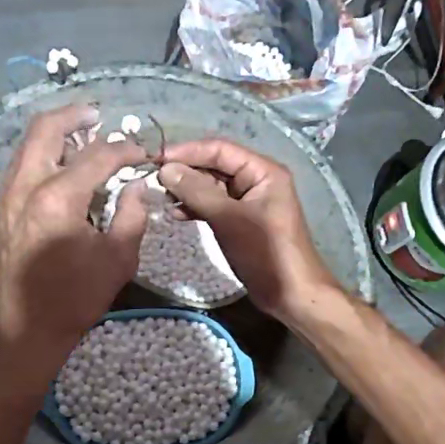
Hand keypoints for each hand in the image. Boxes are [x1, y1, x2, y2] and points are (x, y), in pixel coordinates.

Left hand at [0, 104, 147, 356]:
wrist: (24, 333)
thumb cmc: (76, 299)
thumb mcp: (118, 259)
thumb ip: (131, 214)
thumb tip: (135, 186)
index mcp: (57, 198)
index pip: (96, 156)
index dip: (124, 149)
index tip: (140, 153)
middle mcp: (22, 188)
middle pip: (44, 129)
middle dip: (74, 116)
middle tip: (97, 115)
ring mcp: (0, 201)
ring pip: (25, 150)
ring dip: (53, 140)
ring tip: (78, 145)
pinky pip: (15, 177)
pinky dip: (38, 167)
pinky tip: (56, 182)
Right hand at [158, 139, 338, 321]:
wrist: (291, 294)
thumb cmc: (265, 252)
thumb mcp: (228, 218)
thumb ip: (197, 191)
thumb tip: (166, 169)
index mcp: (263, 171)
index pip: (220, 149)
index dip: (187, 151)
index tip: (156, 158)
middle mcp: (257, 180)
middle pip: (215, 166)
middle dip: (186, 171)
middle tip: (154, 179)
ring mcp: (249, 202)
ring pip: (212, 187)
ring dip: (188, 190)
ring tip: (162, 198)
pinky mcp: (241, 221)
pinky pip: (215, 206)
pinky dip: (196, 208)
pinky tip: (177, 214)